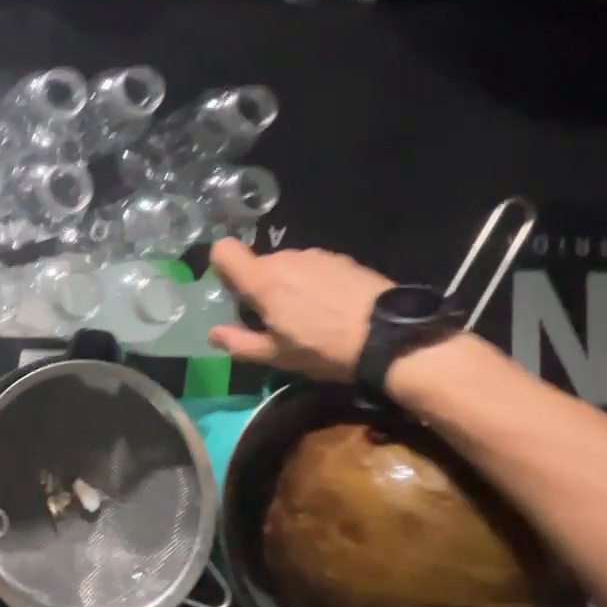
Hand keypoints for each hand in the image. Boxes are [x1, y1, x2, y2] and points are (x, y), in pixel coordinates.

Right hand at [205, 239, 393, 381]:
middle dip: (261, 286)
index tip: (236, 294)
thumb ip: (239, 343)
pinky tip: (335, 308)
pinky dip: (315, 283)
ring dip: (289, 285)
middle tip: (278, 319)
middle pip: (258, 264)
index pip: (223, 250)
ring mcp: (316, 256)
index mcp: (262, 280)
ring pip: (287, 266)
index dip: (222, 268)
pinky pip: (314, 267)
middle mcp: (284, 258)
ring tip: (312, 315)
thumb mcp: (278, 356)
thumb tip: (213, 334)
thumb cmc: (325, 348)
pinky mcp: (342, 259)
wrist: (393, 337)